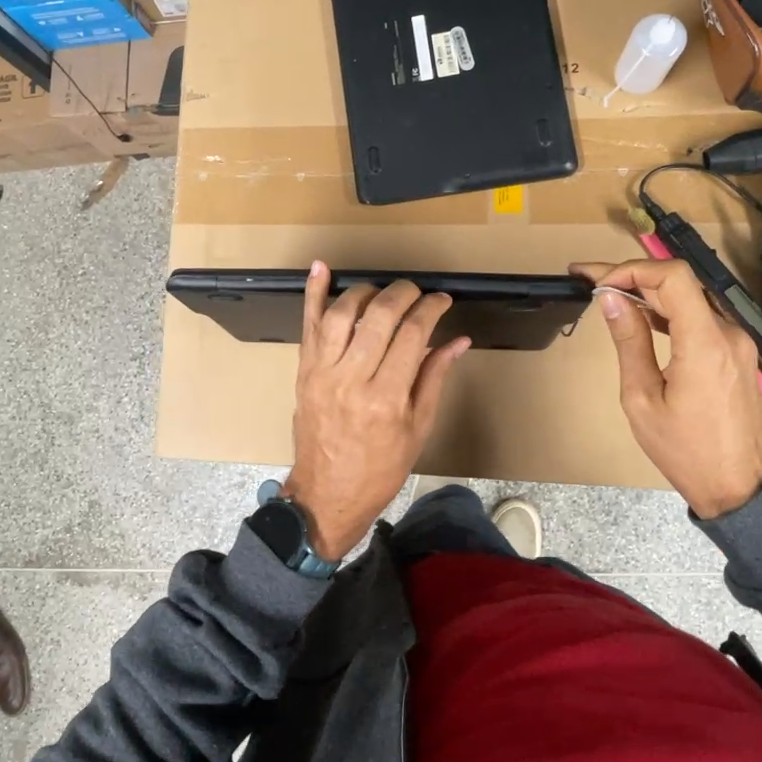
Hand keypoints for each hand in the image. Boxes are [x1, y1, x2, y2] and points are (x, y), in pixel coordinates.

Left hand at [285, 262, 469, 557]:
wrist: (327, 493)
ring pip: (341, 314)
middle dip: (403, 294)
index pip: (413, 335)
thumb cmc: (379, 468)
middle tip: (417, 292)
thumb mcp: (418, 429)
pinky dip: (312, 294)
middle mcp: (351, 379)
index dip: (431, 310)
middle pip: (378, 317)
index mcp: (386, 398)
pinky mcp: (303, 371)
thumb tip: (458, 340)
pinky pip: (306, 325)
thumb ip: (434, 378)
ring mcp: (322, 372)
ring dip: (366, 293)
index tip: (442, 300)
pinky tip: (320, 268)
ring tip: (383, 293)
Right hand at [571, 259, 761, 518]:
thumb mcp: (642, 398)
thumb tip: (610, 299)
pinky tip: (639, 317)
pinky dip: (668, 312)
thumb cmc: (685, 451)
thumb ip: (628, 342)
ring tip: (607, 295)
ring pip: (689, 299)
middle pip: (679, 283)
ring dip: (648, 293)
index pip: (673, 277)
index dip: (631, 269)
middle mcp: (729, 334)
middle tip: (588, 279)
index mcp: (705, 344)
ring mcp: (737, 343)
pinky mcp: (737, 354)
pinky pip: (700, 319)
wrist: (738, 487)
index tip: (599, 283)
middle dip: (632, 276)